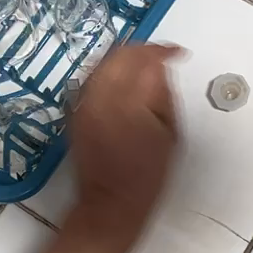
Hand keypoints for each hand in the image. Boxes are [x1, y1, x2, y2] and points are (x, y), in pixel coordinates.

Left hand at [69, 43, 182, 240]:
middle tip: (161, 55)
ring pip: (103, 61)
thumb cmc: (147, 176)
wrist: (110, 203)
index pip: (147, 59)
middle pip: (121, 53)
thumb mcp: (171, 135)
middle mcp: (102, 97)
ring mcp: (84, 102)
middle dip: (144, 49)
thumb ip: (164, 95)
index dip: (164, 51)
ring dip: (124, 57)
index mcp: (131, 102)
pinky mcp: (75, 111)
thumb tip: (160, 71)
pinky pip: (91, 78)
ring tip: (143, 63)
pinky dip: (108, 70)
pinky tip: (121, 77)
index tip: (177, 54)